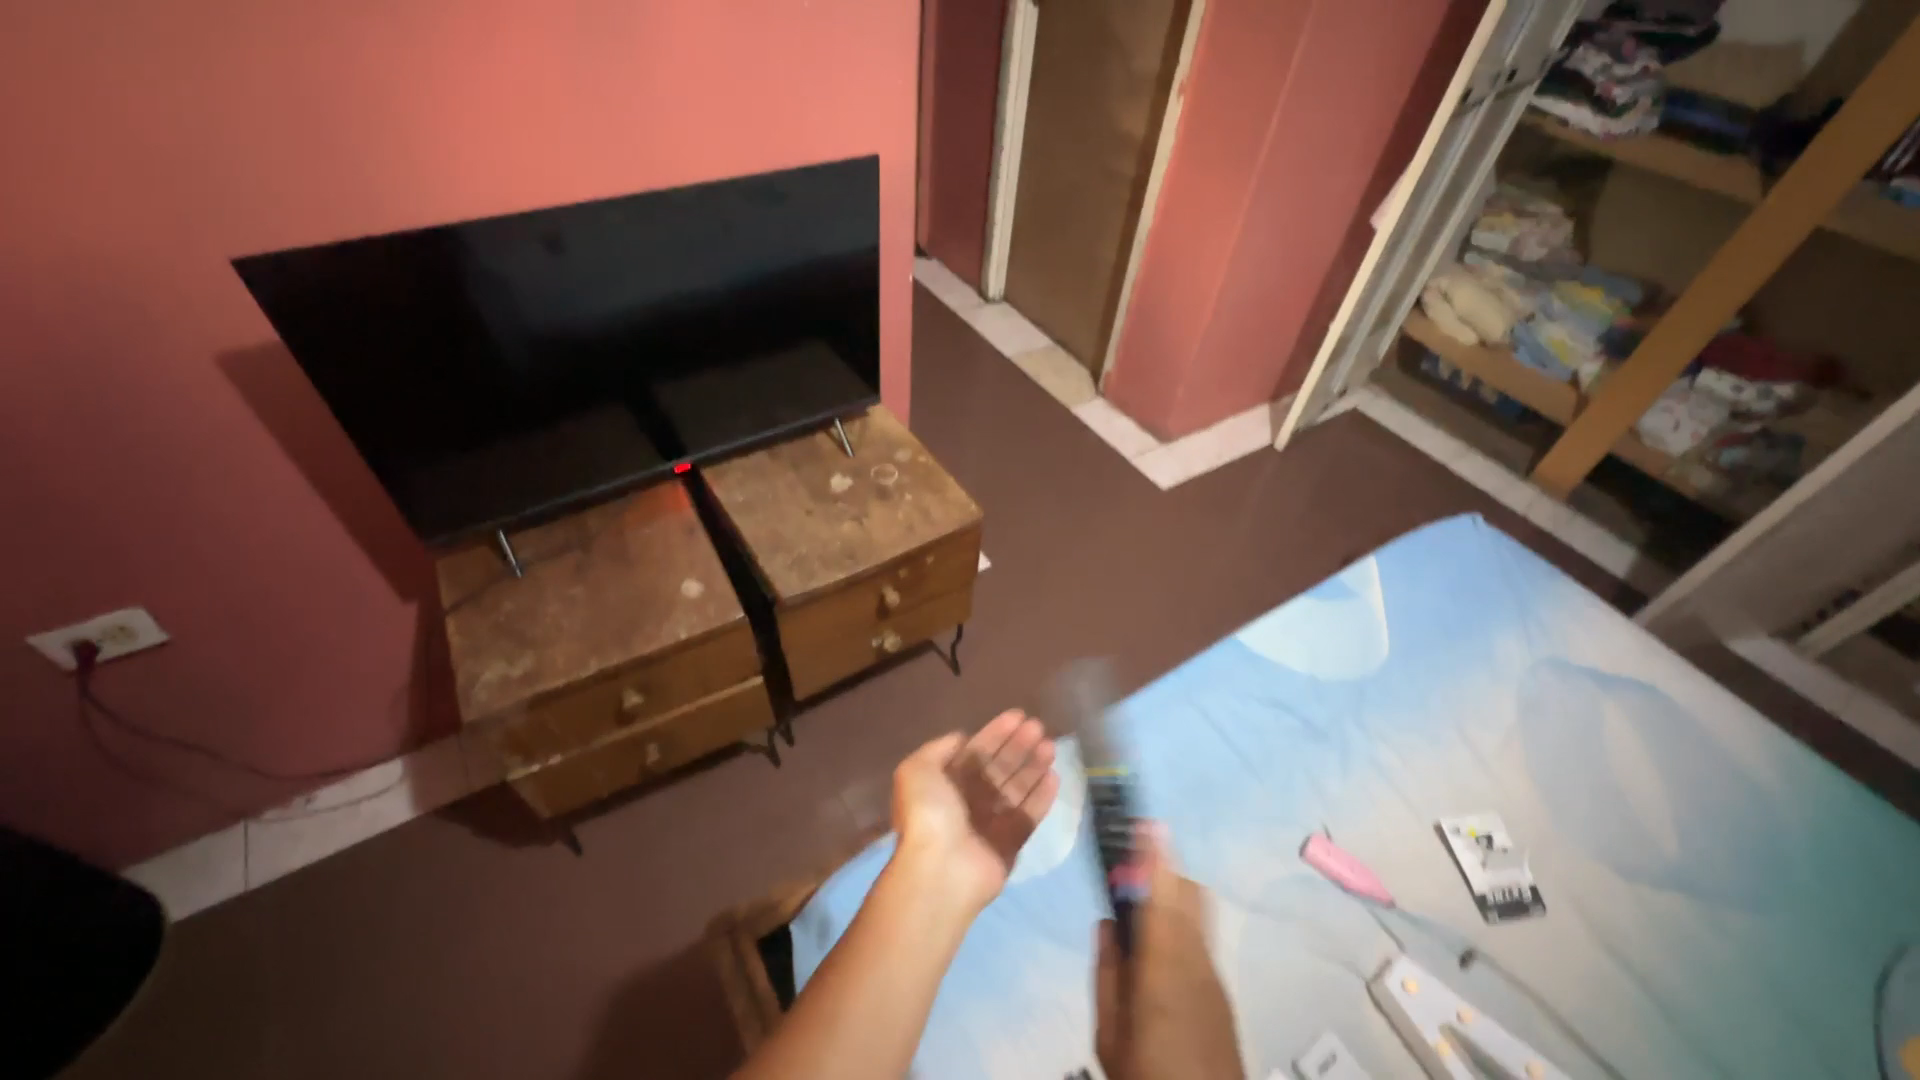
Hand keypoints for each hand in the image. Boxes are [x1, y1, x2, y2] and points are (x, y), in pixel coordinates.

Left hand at [890, 709, 1059, 915]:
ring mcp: (990, 822)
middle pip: (998, 767)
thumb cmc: (928, 813)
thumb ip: (939, 748)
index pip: (975, 752)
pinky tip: (1054, 775)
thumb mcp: (917, 769)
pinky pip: (1030, 814)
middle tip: (1039, 727)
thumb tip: (962, 738)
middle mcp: (967, 801)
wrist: (942, 868)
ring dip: (1033, 765)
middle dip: (1018, 746)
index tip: (1018, 715)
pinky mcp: (1010, 843)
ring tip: (1050, 745)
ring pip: (1016, 788)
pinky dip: (1041, 796)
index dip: (996, 733)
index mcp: (945, 783)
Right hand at [1095, 826, 1244, 1079]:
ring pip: (1199, 911)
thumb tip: (1107, 922)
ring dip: (1173, 891)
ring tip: (1143, 895)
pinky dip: (1181, 918)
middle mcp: (1195, 960)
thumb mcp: (1110, 1034)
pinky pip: (1201, 935)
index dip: (1154, 857)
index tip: (1146, 823)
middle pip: (1189, 893)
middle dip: (1164, 867)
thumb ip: (1108, 973)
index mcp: (1162, 967)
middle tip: (1133, 859)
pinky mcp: (1221, 988)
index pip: (1160, 896)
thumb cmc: (1147, 1073)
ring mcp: (1214, 973)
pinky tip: (1158, 938)